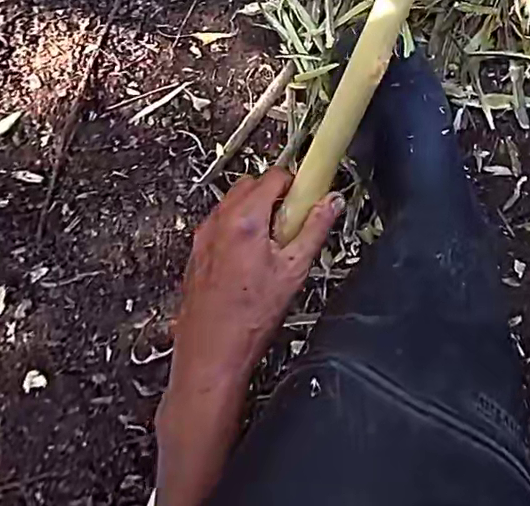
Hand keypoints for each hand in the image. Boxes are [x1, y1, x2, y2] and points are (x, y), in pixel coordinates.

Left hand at [157, 169, 341, 505]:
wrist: (211, 354)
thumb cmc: (248, 320)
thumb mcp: (294, 270)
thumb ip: (315, 228)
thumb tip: (331, 203)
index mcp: (246, 219)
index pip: (275, 175)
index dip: (296, 183)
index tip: (307, 196)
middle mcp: (220, 220)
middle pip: (253, 183)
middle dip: (275, 195)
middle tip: (292, 221)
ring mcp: (205, 234)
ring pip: (234, 200)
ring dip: (256, 209)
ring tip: (273, 243)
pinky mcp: (198, 249)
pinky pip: (221, 221)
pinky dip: (238, 226)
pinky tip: (251, 259)